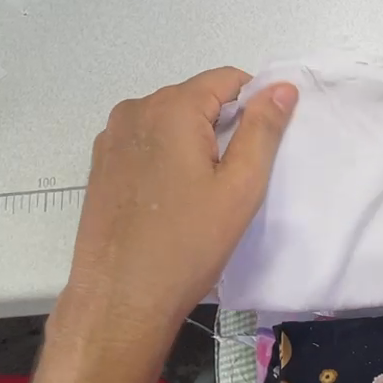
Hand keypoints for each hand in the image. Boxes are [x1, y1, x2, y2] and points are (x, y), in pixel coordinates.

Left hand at [65, 67, 296, 336]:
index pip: (228, 79)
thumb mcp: (240, 186)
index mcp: (171, 108)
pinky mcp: (100, 164)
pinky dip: (166, 156)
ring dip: (193, 141)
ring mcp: (111, 137)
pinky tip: (170, 198)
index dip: (254, 105)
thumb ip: (264, 129)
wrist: (120, 303)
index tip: (259, 147)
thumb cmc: (187, 244)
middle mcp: (135, 110)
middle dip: (222, 125)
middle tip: (230, 178)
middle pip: (197, 97)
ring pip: (171, 120)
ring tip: (199, 192)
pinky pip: (146, 141)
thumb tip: (283, 87)